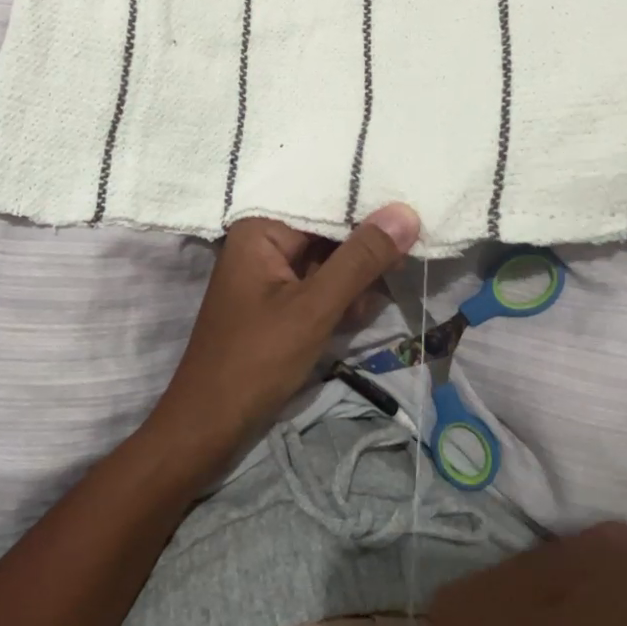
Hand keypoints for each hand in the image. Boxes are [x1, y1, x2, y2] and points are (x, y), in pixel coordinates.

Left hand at [140, 204, 420, 476]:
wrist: (210, 422)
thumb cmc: (256, 359)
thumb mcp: (314, 308)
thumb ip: (360, 259)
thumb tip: (406, 211)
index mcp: (260, 228)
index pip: (325, 202)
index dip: (369, 210)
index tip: (416, 218)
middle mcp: (261, 241)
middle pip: (328, 231)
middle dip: (365, 251)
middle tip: (407, 263)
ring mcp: (268, 273)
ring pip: (328, 261)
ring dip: (355, 282)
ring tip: (367, 303)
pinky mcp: (276, 302)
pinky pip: (318, 286)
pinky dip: (339, 299)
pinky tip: (354, 316)